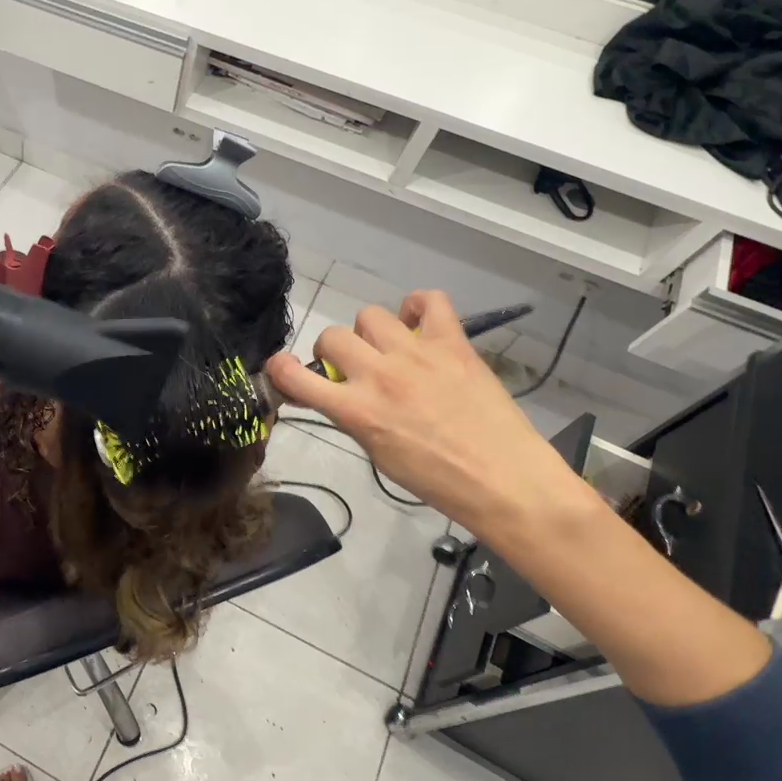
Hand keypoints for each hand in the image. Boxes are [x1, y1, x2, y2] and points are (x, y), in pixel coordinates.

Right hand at [267, 290, 599, 540]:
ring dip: (371, 332)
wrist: (502, 479)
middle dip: (333, 351)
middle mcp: (379, 375)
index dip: (279, 369)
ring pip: (371, 315)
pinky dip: (417, 305)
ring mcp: (417, 354)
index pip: (295, 376)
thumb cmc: (436, 480)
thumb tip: (337, 397)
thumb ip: (352, 419)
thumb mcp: (377, 454)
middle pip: (333, 336)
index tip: (283, 370)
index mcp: (356, 411)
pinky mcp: (452, 344)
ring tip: (389, 349)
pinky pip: (429, 300)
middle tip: (351, 368)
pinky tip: (418, 323)